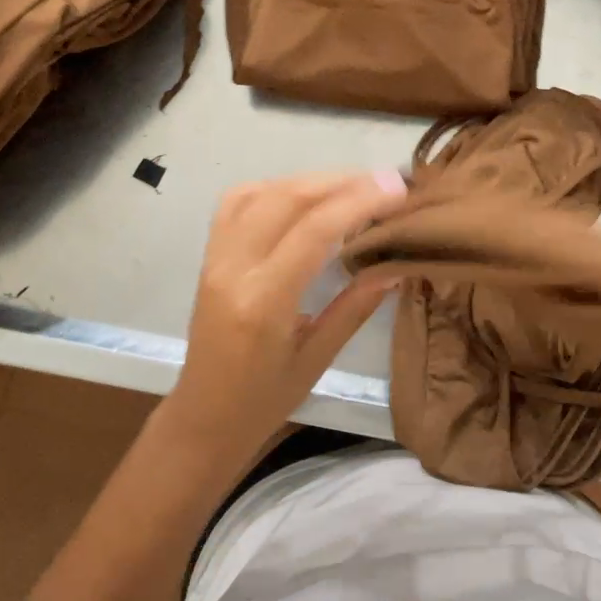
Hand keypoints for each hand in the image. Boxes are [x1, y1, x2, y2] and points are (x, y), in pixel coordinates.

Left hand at [163, 171, 406, 451]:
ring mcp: (215, 258)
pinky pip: (238, 201)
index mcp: (263, 303)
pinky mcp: (209, 254)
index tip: (398, 190)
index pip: (314, 230)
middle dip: (342, 182)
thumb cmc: (264, 401)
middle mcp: (233, 270)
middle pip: (288, 198)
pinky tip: (305, 196)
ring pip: (262, 191)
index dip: (359, 201)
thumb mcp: (318, 360)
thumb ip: (355, 307)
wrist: (202, 420)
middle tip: (386, 181)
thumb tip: (397, 264)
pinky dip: (276, 187)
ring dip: (312, 180)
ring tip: (354, 185)